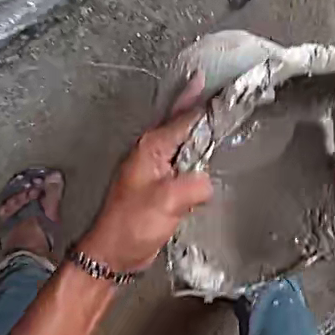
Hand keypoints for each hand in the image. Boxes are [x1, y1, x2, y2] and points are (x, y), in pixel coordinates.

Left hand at [79, 75, 212, 272]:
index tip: (224, 91)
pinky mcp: (158, 181)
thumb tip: (207, 181)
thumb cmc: (130, 226)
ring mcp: (152, 165)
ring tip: (207, 105)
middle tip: (206, 79)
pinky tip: (202, 147)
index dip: (206, 105)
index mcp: (151, 147)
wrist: (110, 255)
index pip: (185, 118)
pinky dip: (192, 145)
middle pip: (177, 118)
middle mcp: (150, 150)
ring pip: (178, 135)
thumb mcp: (167, 202)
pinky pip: (180, 155)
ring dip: (192, 120)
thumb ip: (195, 184)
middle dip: (192, 99)